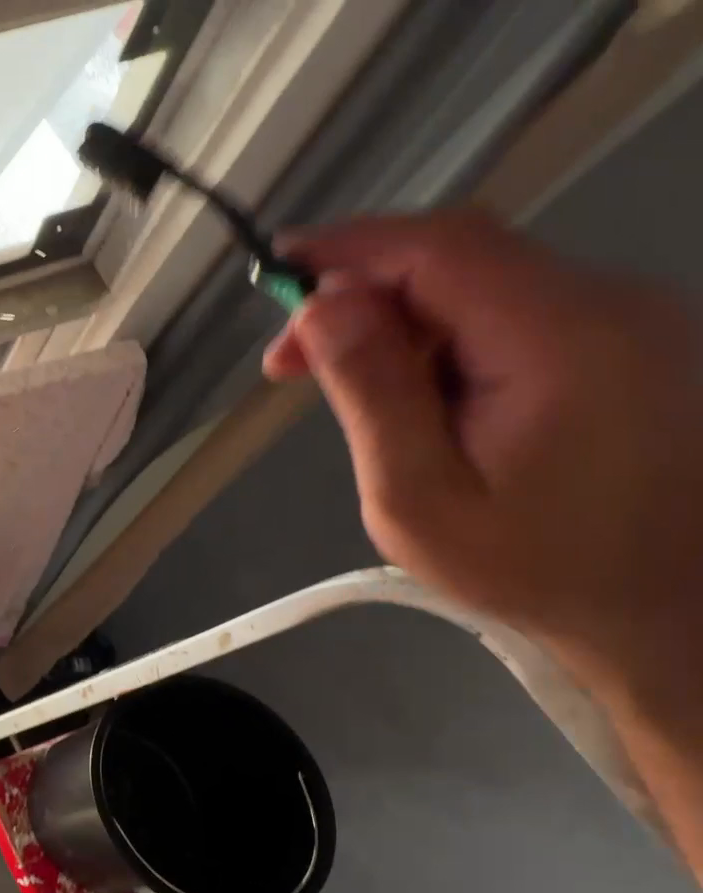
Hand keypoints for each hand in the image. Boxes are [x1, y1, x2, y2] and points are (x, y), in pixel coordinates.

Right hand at [263, 211, 702, 665]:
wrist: (673, 606)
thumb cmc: (535, 566)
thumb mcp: (418, 497)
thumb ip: (372, 394)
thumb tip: (322, 306)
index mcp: (564, 339)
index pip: (441, 249)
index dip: (348, 246)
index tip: (271, 270)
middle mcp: (610, 305)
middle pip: (460, 256)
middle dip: (359, 292)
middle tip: (288, 363)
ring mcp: (629, 319)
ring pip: (481, 282)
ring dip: (395, 319)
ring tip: (343, 387)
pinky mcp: (628, 339)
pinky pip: (512, 309)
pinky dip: (441, 335)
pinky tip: (413, 391)